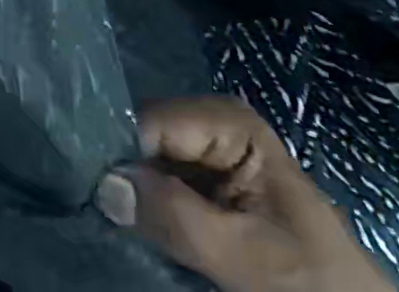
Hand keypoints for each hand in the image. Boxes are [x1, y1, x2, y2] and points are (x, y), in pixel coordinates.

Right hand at [96, 97, 394, 291]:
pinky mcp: (202, 183)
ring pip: (145, 159)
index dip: (118, 153)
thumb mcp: (247, 257)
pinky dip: (140, 204)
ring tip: (104, 215)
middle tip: (93, 207)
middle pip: (145, 135)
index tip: (87, 188)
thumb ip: (177, 218)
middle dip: (120, 171)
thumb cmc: (311, 282)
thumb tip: (104, 184)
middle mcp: (211, 123)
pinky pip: (156, 182)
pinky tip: (126, 221)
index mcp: (229, 122)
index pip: (152, 123)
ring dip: (127, 190)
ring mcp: (207, 152)